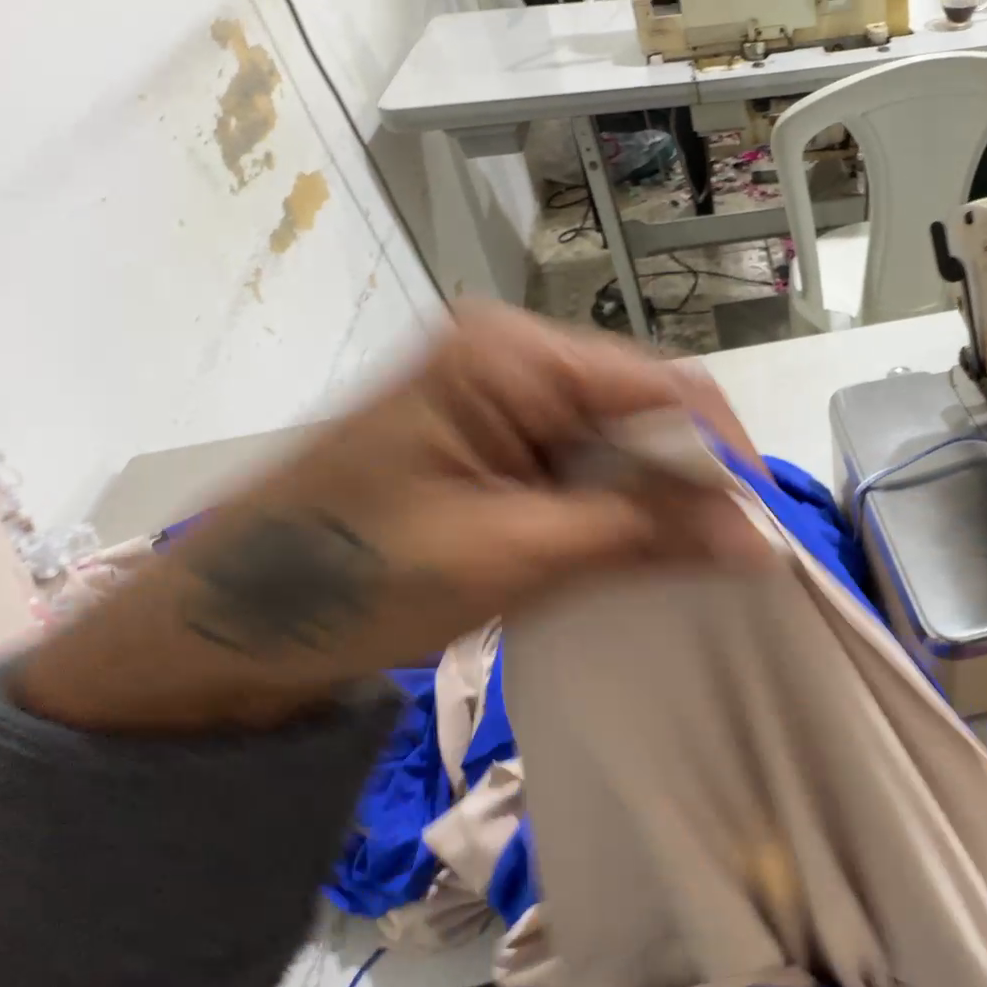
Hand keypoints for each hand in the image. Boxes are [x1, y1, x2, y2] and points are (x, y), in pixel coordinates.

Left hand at [15, 303, 769, 731]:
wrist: (225, 631)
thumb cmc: (354, 579)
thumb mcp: (515, 555)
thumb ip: (643, 533)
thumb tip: (761, 539)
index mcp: (512, 354)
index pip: (665, 386)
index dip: (725, 458)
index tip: (761, 534)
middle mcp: (516, 356)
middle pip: (650, 411)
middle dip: (695, 485)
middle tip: (727, 563)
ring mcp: (505, 400)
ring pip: (627, 444)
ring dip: (661, 505)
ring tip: (687, 567)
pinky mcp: (498, 445)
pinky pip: (590, 468)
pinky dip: (622, 513)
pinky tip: (633, 554)